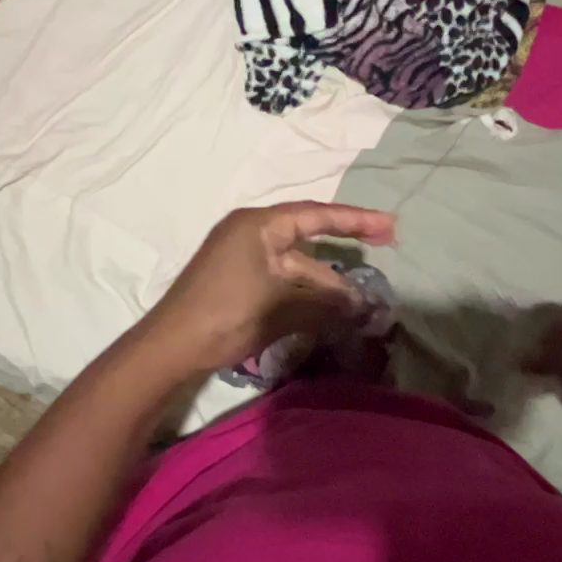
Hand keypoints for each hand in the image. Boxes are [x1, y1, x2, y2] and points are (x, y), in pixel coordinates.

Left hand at [140, 203, 396, 373]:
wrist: (171, 347)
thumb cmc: (226, 314)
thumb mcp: (281, 306)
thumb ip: (325, 302)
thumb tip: (362, 306)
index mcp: (259, 224)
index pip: (317, 214)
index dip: (356, 220)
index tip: (390, 224)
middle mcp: (250, 231)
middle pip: (307, 238)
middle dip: (344, 251)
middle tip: (386, 248)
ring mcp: (241, 255)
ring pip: (295, 264)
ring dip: (325, 281)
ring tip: (360, 300)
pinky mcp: (237, 279)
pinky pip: (281, 277)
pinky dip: (304, 291)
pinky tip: (328, 308)